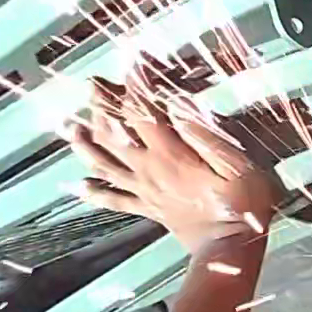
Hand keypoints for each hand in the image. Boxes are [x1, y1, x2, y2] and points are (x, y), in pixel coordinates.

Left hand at [66, 69, 282, 255]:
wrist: (229, 248)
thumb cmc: (241, 202)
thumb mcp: (236, 163)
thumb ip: (205, 134)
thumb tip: (179, 104)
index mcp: (170, 155)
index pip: (144, 112)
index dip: (137, 86)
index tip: (132, 63)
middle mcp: (149, 170)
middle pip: (115, 135)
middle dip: (102, 107)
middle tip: (92, 86)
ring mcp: (145, 191)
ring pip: (106, 164)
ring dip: (86, 145)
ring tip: (71, 128)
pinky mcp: (149, 210)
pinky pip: (115, 200)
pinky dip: (95, 192)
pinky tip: (81, 185)